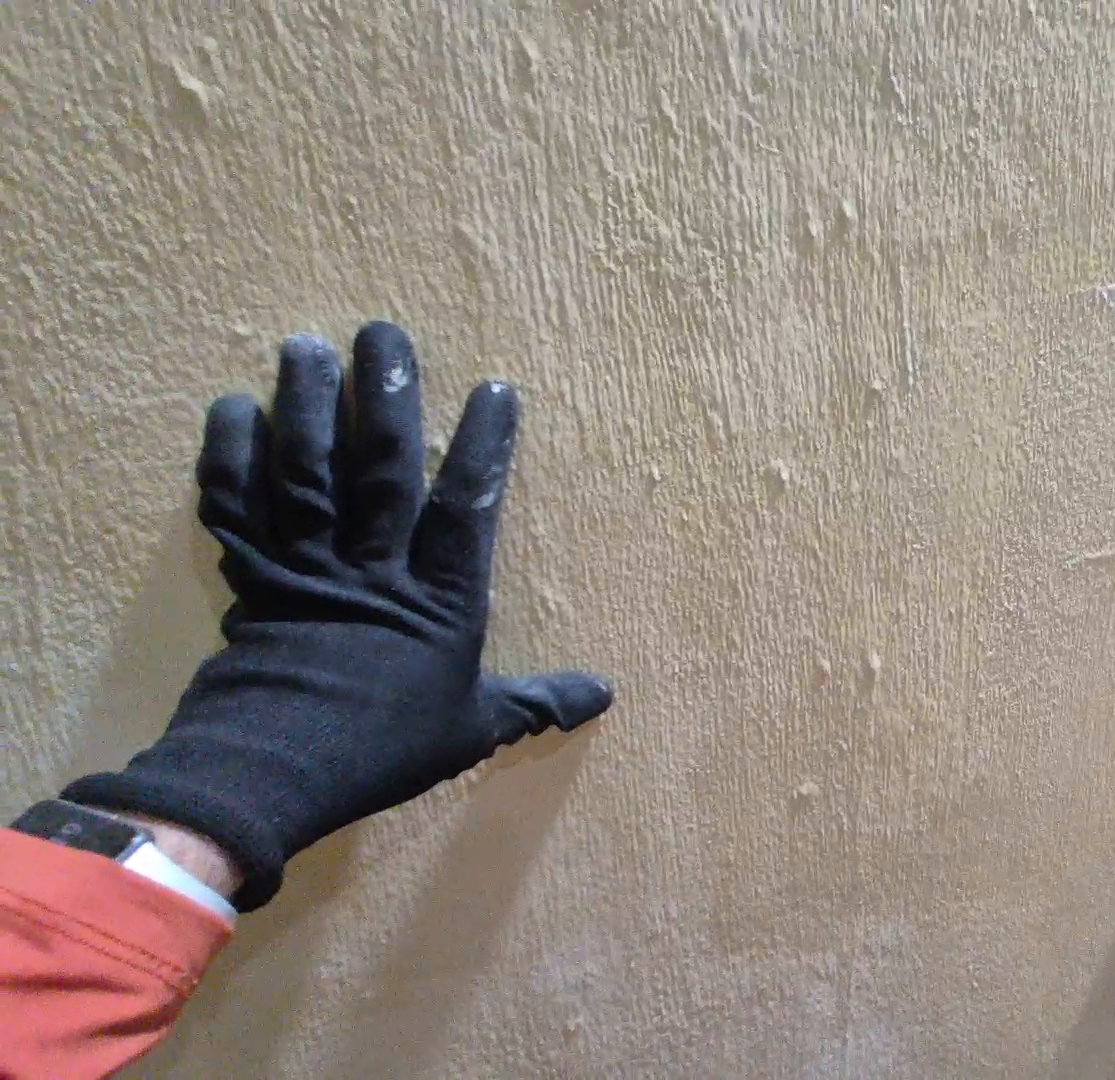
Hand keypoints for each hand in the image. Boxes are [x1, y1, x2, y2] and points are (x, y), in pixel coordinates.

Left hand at [64, 322, 613, 911]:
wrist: (267, 779)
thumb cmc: (387, 744)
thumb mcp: (477, 726)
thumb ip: (540, 701)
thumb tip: (609, 696)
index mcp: (438, 597)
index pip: (467, 507)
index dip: (484, 447)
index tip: (494, 389)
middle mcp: (374, 567)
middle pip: (381, 471)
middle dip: (386, 401)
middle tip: (383, 335)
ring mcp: (307, 568)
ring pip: (305, 475)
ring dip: (306, 408)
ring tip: (307, 347)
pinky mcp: (253, 580)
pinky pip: (238, 510)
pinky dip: (230, 458)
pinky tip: (233, 408)